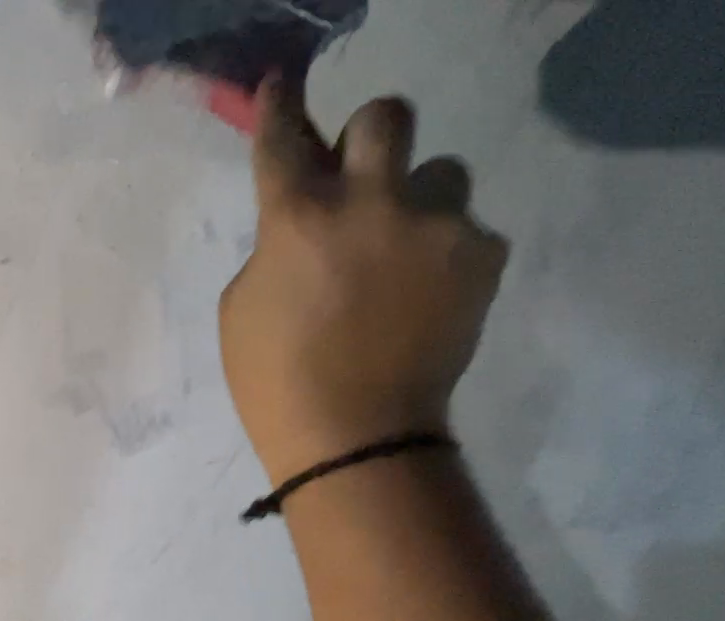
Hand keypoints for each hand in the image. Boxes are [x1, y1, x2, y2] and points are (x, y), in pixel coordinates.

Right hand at [219, 75, 508, 483]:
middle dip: (367, 137)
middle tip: (357, 176)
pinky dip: (440, 253)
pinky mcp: (483, 255)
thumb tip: (308, 225)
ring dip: (412, 200)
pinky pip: (464, 230)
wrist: (354, 432)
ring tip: (396, 255)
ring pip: (439, 172)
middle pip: (386, 116)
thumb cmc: (271, 376)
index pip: (283, 138)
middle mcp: (370, 203)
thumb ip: (275, 248)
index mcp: (296, 218)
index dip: (279, 106)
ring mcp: (436, 225)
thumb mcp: (241, 306)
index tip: (281, 85)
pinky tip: (420, 296)